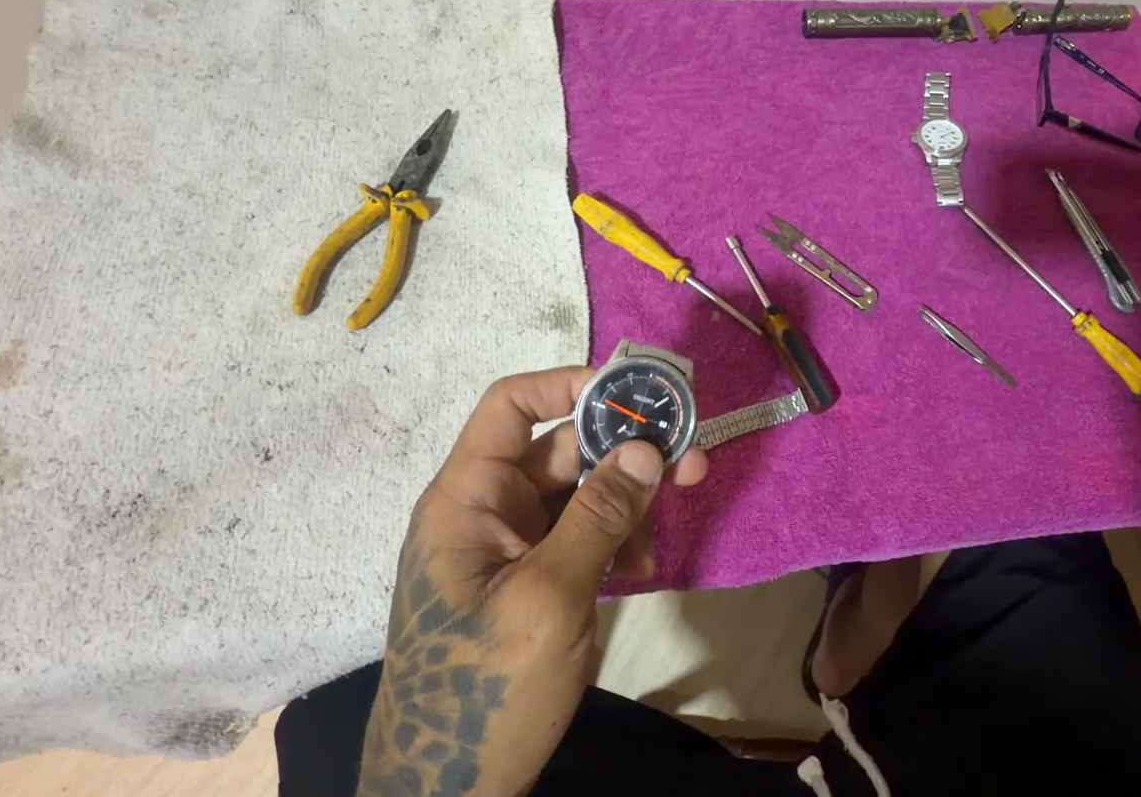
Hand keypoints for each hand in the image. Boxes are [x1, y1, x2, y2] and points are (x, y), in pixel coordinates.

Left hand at [356, 367, 707, 796]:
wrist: (451, 791)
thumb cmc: (486, 685)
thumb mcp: (549, 595)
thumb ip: (599, 514)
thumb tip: (646, 447)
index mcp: (469, 496)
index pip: (511, 406)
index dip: (568, 384)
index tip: (633, 394)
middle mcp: (490, 509)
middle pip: (562, 448)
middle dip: (625, 453)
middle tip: (689, 461)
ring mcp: (514, 546)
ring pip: (582, 492)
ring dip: (627, 504)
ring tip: (655, 546)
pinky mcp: (537, 578)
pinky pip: (584, 534)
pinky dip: (617, 540)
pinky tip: (639, 571)